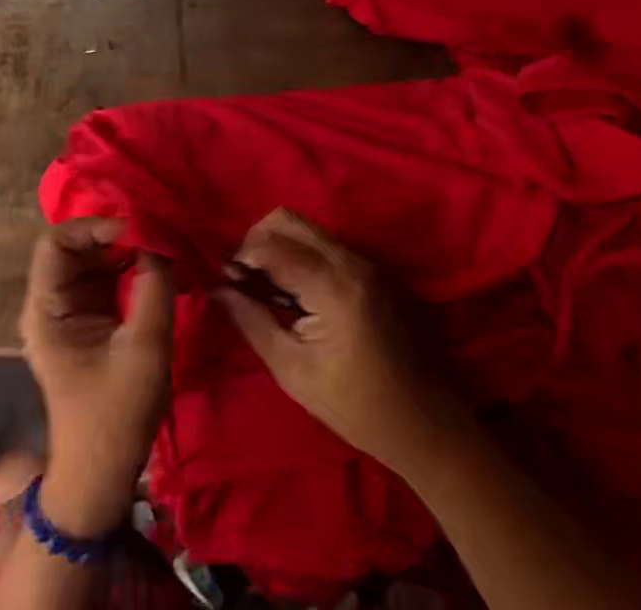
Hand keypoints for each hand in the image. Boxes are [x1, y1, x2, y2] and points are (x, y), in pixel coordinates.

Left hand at [20, 217, 173, 536]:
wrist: (103, 470)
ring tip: (164, 246)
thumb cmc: (116, 413)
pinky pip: (106, 278)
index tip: (138, 229)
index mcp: (46, 309)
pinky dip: (132, 267)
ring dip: (127, 249)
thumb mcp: (144, 348)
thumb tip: (162, 241)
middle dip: (116, 234)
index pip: (56, 242)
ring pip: (93, 259)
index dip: (94, 227)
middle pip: (76, 247)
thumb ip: (154, 288)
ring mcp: (70, 310)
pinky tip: (160, 265)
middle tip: (158, 234)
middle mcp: (51, 302)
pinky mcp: (90, 319)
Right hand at [212, 208, 463, 472]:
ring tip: (264, 285)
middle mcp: (352, 263)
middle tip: (242, 277)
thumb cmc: (354, 405)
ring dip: (276, 244)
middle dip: (256, 240)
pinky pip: (323, 243)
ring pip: (306, 227)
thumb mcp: (292, 371)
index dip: (241, 256)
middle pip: (289, 220)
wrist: (423, 420)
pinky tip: (292, 290)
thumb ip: (251, 321)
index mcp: (334, 289)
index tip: (226, 280)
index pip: (273, 246)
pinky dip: (297, 252)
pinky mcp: (372, 269)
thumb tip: (216, 290)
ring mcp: (366, 262)